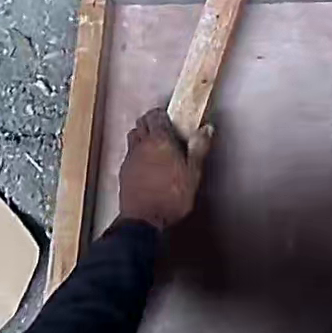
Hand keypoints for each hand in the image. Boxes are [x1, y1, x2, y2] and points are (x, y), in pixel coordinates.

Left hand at [118, 107, 211, 229]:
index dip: (163, 113)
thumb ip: (199, 148)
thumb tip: (207, 129)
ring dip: (142, 134)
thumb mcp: (193, 173)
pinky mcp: (124, 170)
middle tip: (163, 126)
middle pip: (142, 122)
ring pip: (133, 135)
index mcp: (160, 141)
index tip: (171, 117)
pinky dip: (137, 150)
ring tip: (154, 142)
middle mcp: (142, 145)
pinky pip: (129, 152)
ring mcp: (131, 157)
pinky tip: (146, 161)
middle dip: (151, 120)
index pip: (156, 116)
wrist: (145, 219)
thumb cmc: (171, 197)